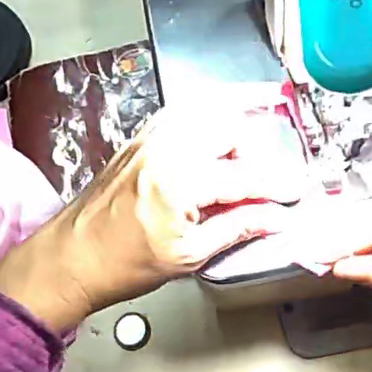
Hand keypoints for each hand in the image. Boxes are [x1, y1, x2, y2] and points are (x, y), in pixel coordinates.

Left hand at [0, 102, 304, 330]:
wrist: (73, 257)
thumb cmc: (122, 263)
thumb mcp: (189, 256)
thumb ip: (236, 228)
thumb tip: (273, 218)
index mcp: (180, 181)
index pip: (246, 177)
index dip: (278, 186)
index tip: (298, 192)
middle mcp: (165, 148)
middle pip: (232, 130)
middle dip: (259, 154)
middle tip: (269, 181)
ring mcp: (150, 137)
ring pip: (208, 108)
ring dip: (238, 119)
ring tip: (259, 131)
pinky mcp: (140, 137)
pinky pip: (183, 110)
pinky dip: (209, 110)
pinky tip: (221, 122)